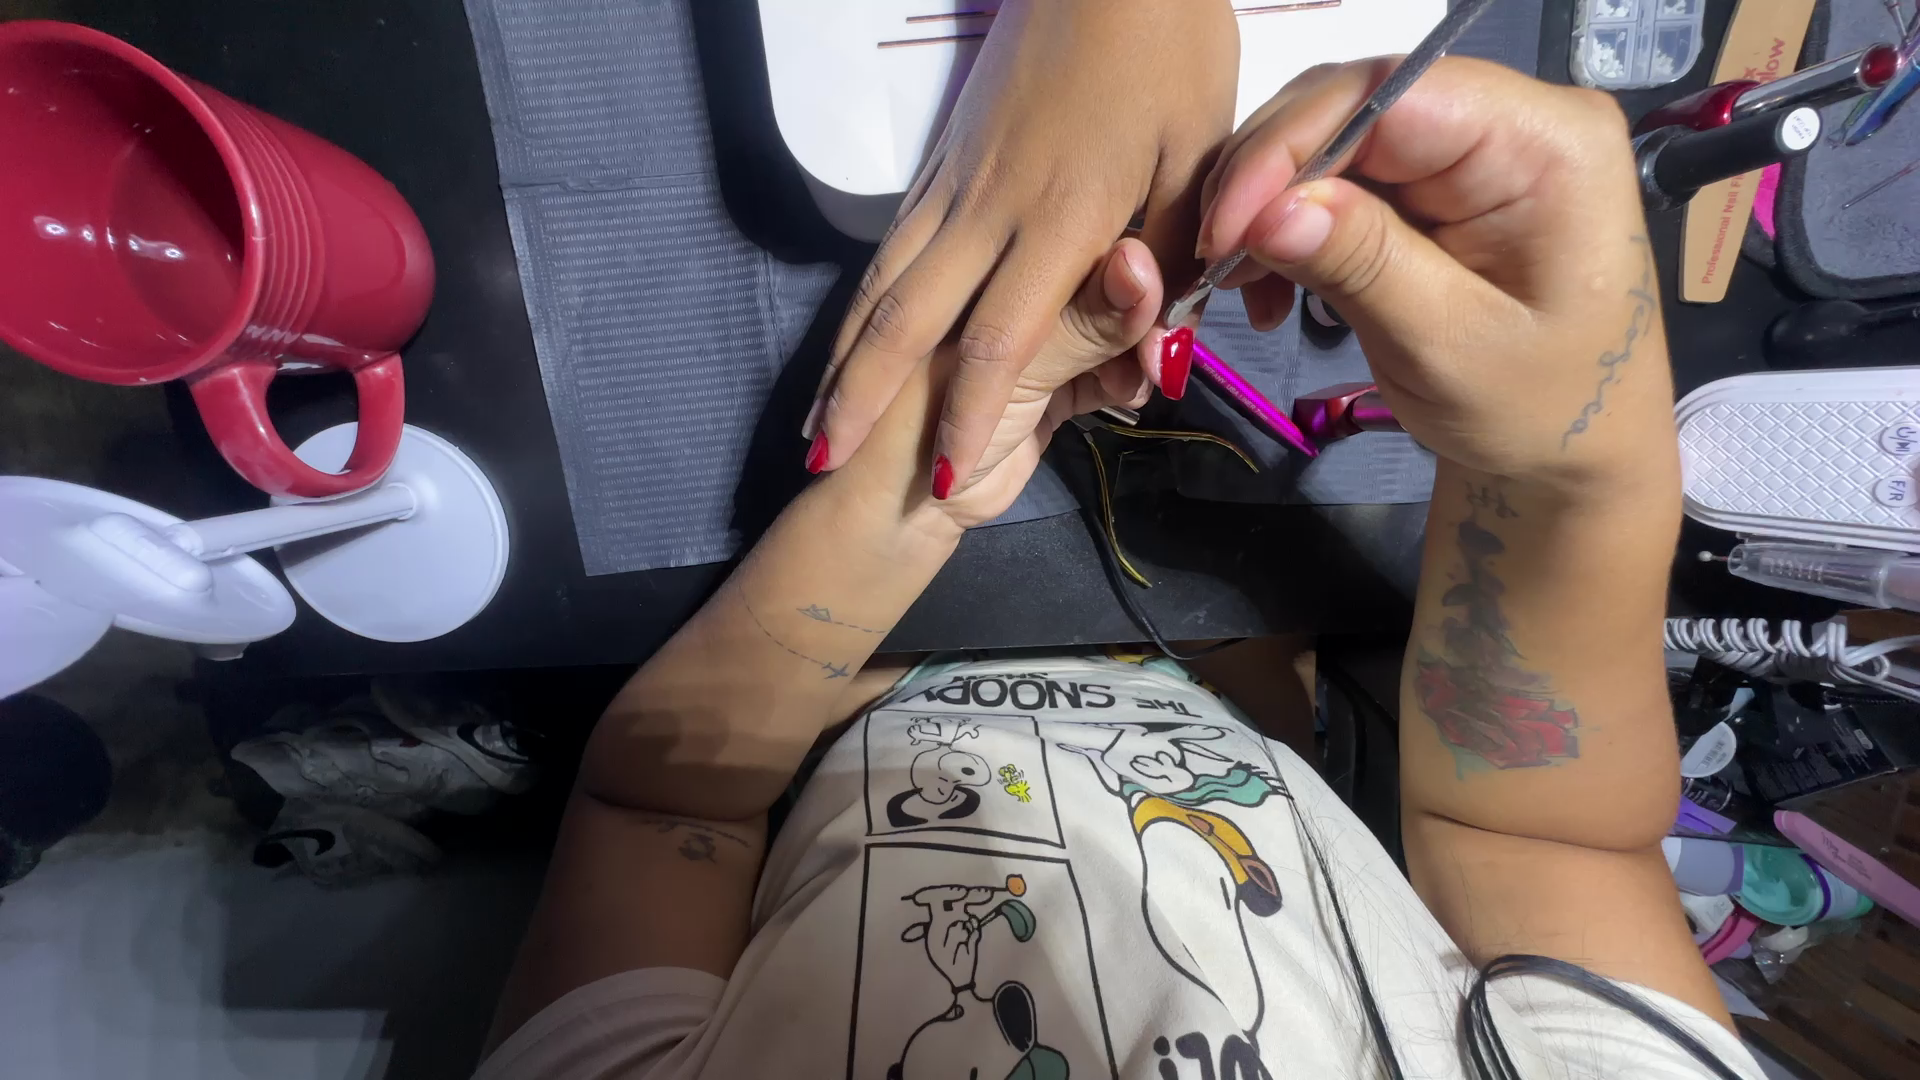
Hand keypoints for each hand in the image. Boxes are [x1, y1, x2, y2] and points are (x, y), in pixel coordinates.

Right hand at [807, 0, 1237, 498]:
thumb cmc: (1166, 55)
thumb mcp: (1195, 163)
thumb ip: (1167, 263)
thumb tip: (1155, 347)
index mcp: (1056, 222)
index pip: (996, 343)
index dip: (967, 419)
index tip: (944, 477)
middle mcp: (985, 214)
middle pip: (904, 320)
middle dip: (859, 399)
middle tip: (823, 460)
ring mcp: (950, 188)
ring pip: (881, 283)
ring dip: (842, 357)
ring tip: (815, 416)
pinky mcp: (937, 167)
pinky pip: (887, 248)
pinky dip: (857, 306)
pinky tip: (844, 341)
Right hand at [1190, 58, 1674, 496]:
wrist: (1559, 440)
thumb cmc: (1529, 403)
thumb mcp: (1445, 342)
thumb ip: (1364, 265)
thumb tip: (1267, 213)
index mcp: (1538, 143)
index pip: (1388, 96)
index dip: (1287, 149)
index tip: (1221, 232)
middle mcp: (1496, 124)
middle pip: (1346, 107)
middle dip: (1263, 179)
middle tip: (1214, 262)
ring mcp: (1454, 158)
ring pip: (1322, 146)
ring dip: (1261, 212)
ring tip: (1237, 286)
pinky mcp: (1420, 195)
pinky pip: (1326, 191)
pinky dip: (1277, 235)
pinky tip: (1266, 291)